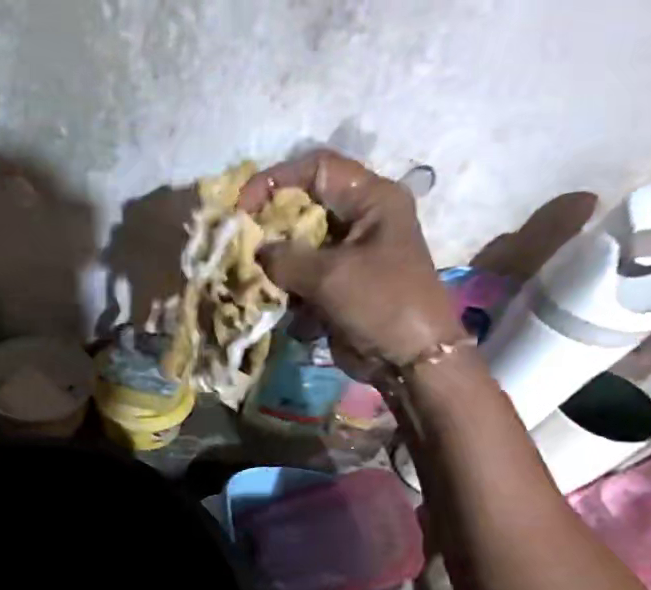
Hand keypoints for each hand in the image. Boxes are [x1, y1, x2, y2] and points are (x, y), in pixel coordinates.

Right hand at [236, 151, 465, 376]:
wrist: (410, 360)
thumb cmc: (381, 303)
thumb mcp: (330, 275)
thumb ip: (286, 258)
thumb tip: (255, 252)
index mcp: (372, 199)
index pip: (317, 168)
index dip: (276, 180)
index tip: (243, 207)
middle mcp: (361, 220)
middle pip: (305, 208)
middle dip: (271, 226)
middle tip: (240, 246)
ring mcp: (350, 256)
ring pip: (300, 248)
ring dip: (275, 265)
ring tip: (253, 281)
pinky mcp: (340, 288)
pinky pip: (304, 280)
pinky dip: (287, 291)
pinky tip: (274, 305)